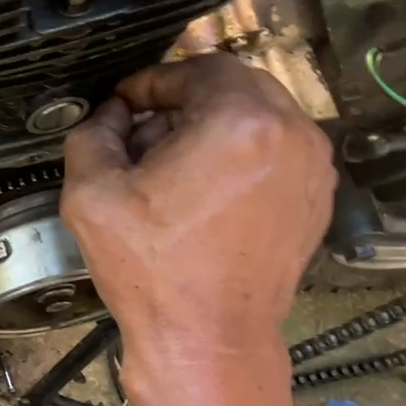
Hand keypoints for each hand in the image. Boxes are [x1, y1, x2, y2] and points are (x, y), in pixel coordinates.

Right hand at [61, 55, 333, 357]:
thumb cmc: (151, 271)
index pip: (198, 68)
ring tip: (169, 170)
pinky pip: (274, 153)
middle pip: (234, 87)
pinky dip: (237, 157)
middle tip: (141, 136)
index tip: (124, 103)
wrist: (206, 336)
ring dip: (210, 129)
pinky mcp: (314, 197)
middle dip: (182, 103)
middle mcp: (290, 132)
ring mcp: (311, 166)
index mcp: (238, 122)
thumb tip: (109, 116)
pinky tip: (199, 195)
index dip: (152, 81)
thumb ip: (91, 138)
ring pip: (257, 119)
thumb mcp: (91, 198)